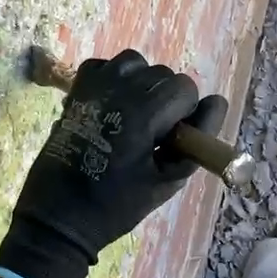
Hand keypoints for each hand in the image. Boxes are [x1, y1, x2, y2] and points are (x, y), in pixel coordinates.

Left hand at [0, 50, 229, 277]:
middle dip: (166, 101)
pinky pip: (104, 66)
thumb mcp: (167, 180)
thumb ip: (198, 139)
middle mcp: (118, 88)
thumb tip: (217, 102)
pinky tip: (113, 108)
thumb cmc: (116, 205)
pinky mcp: (75, 90)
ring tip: (135, 118)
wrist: (59, 214)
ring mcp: (93, 85)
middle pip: (161, 74)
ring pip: (135, 63)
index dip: (186, 113)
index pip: (184, 87)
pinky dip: (114, 79)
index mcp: (142, 112)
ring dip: (142, 84)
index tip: (173, 139)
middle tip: (153, 137)